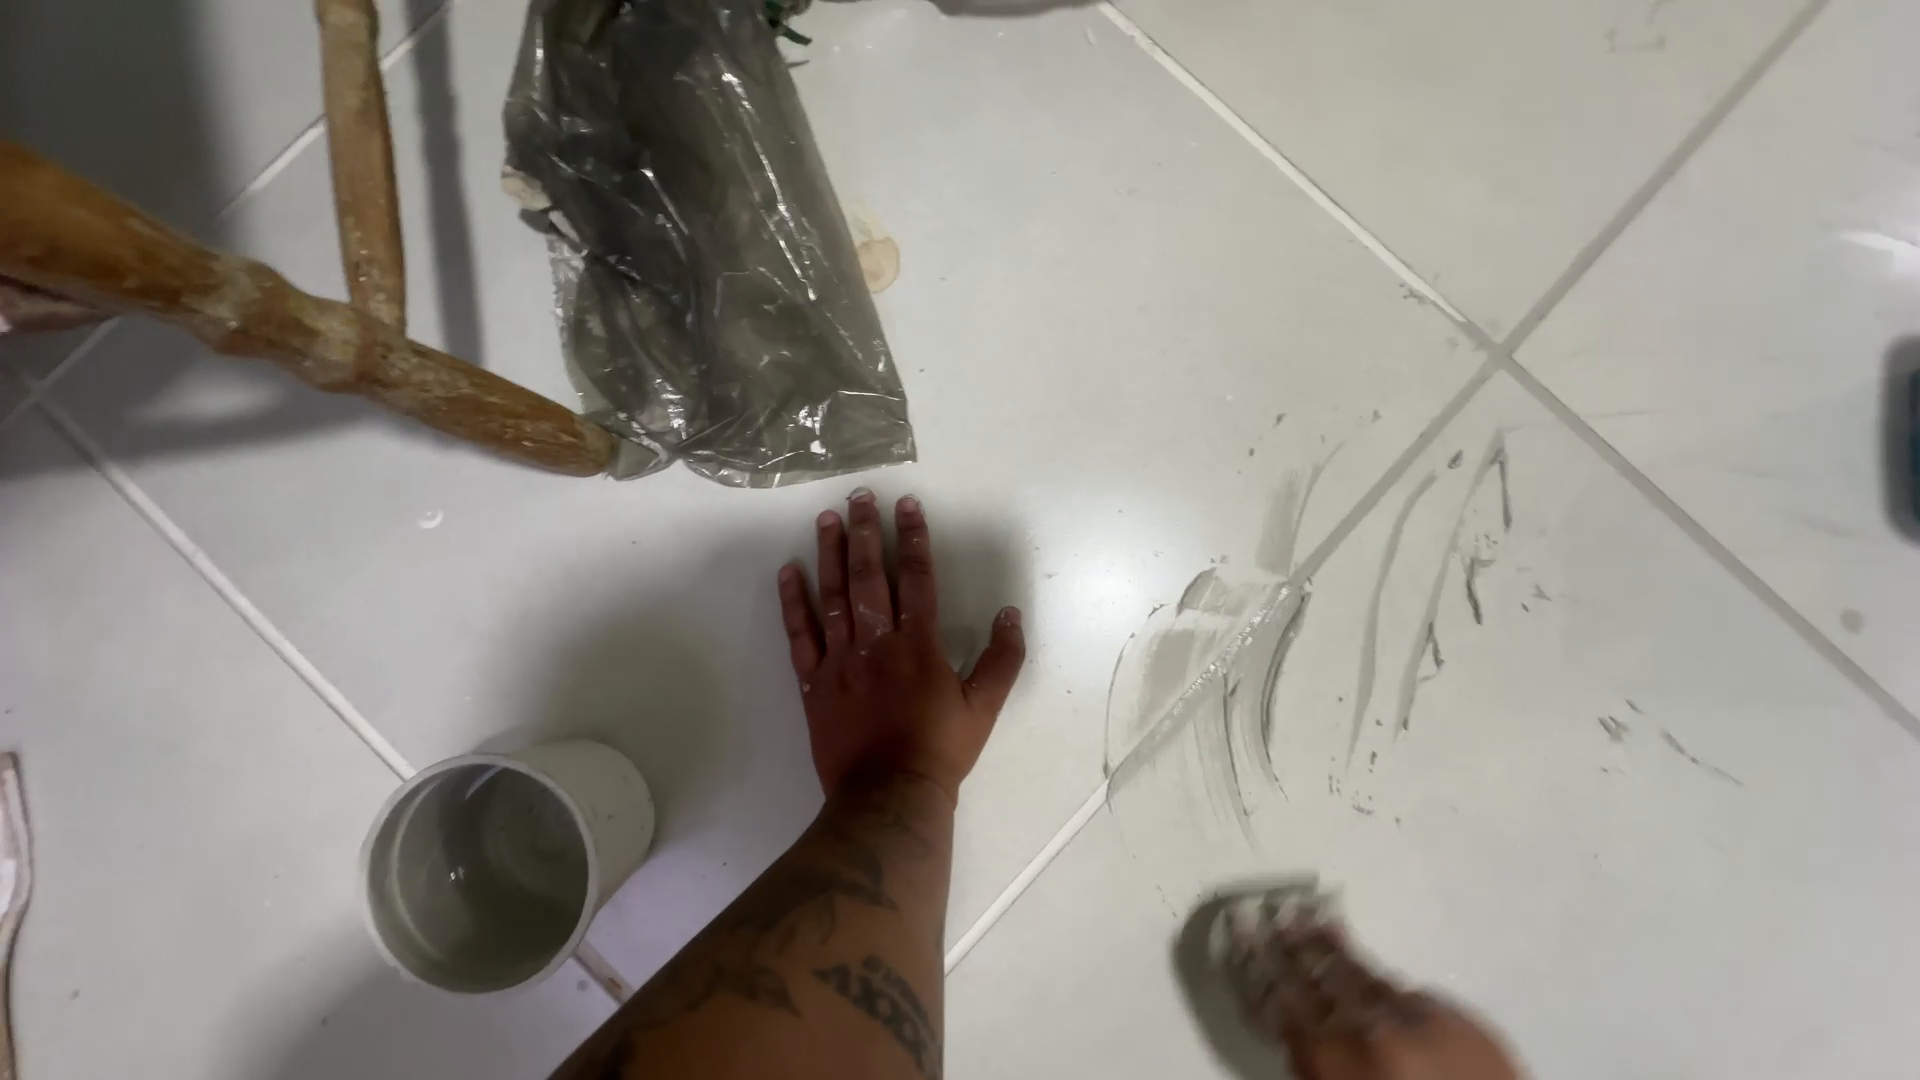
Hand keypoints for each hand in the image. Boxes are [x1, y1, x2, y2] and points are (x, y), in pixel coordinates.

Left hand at [777, 489, 1024, 802]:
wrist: (888, 795)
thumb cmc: (939, 750)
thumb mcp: (984, 706)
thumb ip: (1002, 659)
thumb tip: (1010, 614)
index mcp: (919, 643)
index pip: (916, 577)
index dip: (913, 538)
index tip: (906, 506)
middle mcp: (877, 641)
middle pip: (868, 575)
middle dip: (865, 532)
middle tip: (859, 498)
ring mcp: (841, 660)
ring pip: (832, 596)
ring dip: (828, 554)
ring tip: (826, 519)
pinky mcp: (814, 681)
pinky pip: (800, 635)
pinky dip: (793, 603)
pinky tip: (788, 573)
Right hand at [1227, 901, 1521, 1079]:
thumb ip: (1314, 1065)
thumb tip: (1296, 1033)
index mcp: (1336, 1055)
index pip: (1284, 993)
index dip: (1259, 958)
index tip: (1242, 925)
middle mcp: (1370, 1028)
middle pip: (1317, 973)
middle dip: (1288, 942)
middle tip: (1266, 908)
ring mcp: (1417, 1021)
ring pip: (1361, 972)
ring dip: (1330, 944)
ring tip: (1308, 915)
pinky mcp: (1457, 1022)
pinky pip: (1406, 991)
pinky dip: (1378, 975)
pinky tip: (1362, 956)